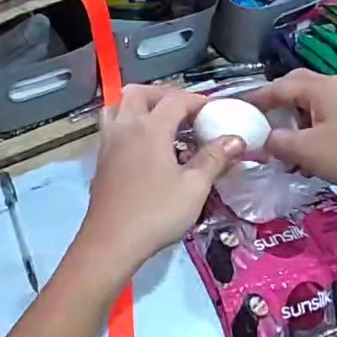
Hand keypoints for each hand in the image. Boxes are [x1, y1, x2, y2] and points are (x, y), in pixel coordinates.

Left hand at [79, 85, 242, 269]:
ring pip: (118, 107)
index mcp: (150, 128)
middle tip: (184, 111)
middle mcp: (125, 127)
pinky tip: (144, 147)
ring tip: (159, 123)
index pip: (175, 100)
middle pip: (138, 93)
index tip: (214, 111)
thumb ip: (215, 159)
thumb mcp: (194, 187)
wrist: (111, 242)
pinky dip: (128, 125)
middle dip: (163, 95)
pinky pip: (111, 128)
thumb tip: (236, 140)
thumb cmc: (156, 213)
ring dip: (139, 106)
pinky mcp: (100, 161)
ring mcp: (108, 144)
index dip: (197, 101)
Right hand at [250, 69, 336, 197]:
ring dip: (296, 120)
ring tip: (285, 144)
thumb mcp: (308, 152)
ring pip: (316, 105)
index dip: (254, 99)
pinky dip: (316, 130)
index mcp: (321, 88)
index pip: (277, 87)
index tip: (236, 110)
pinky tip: (315, 154)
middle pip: (298, 87)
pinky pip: (332, 118)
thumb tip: (264, 140)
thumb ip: (278, 143)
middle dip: (276, 103)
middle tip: (260, 123)